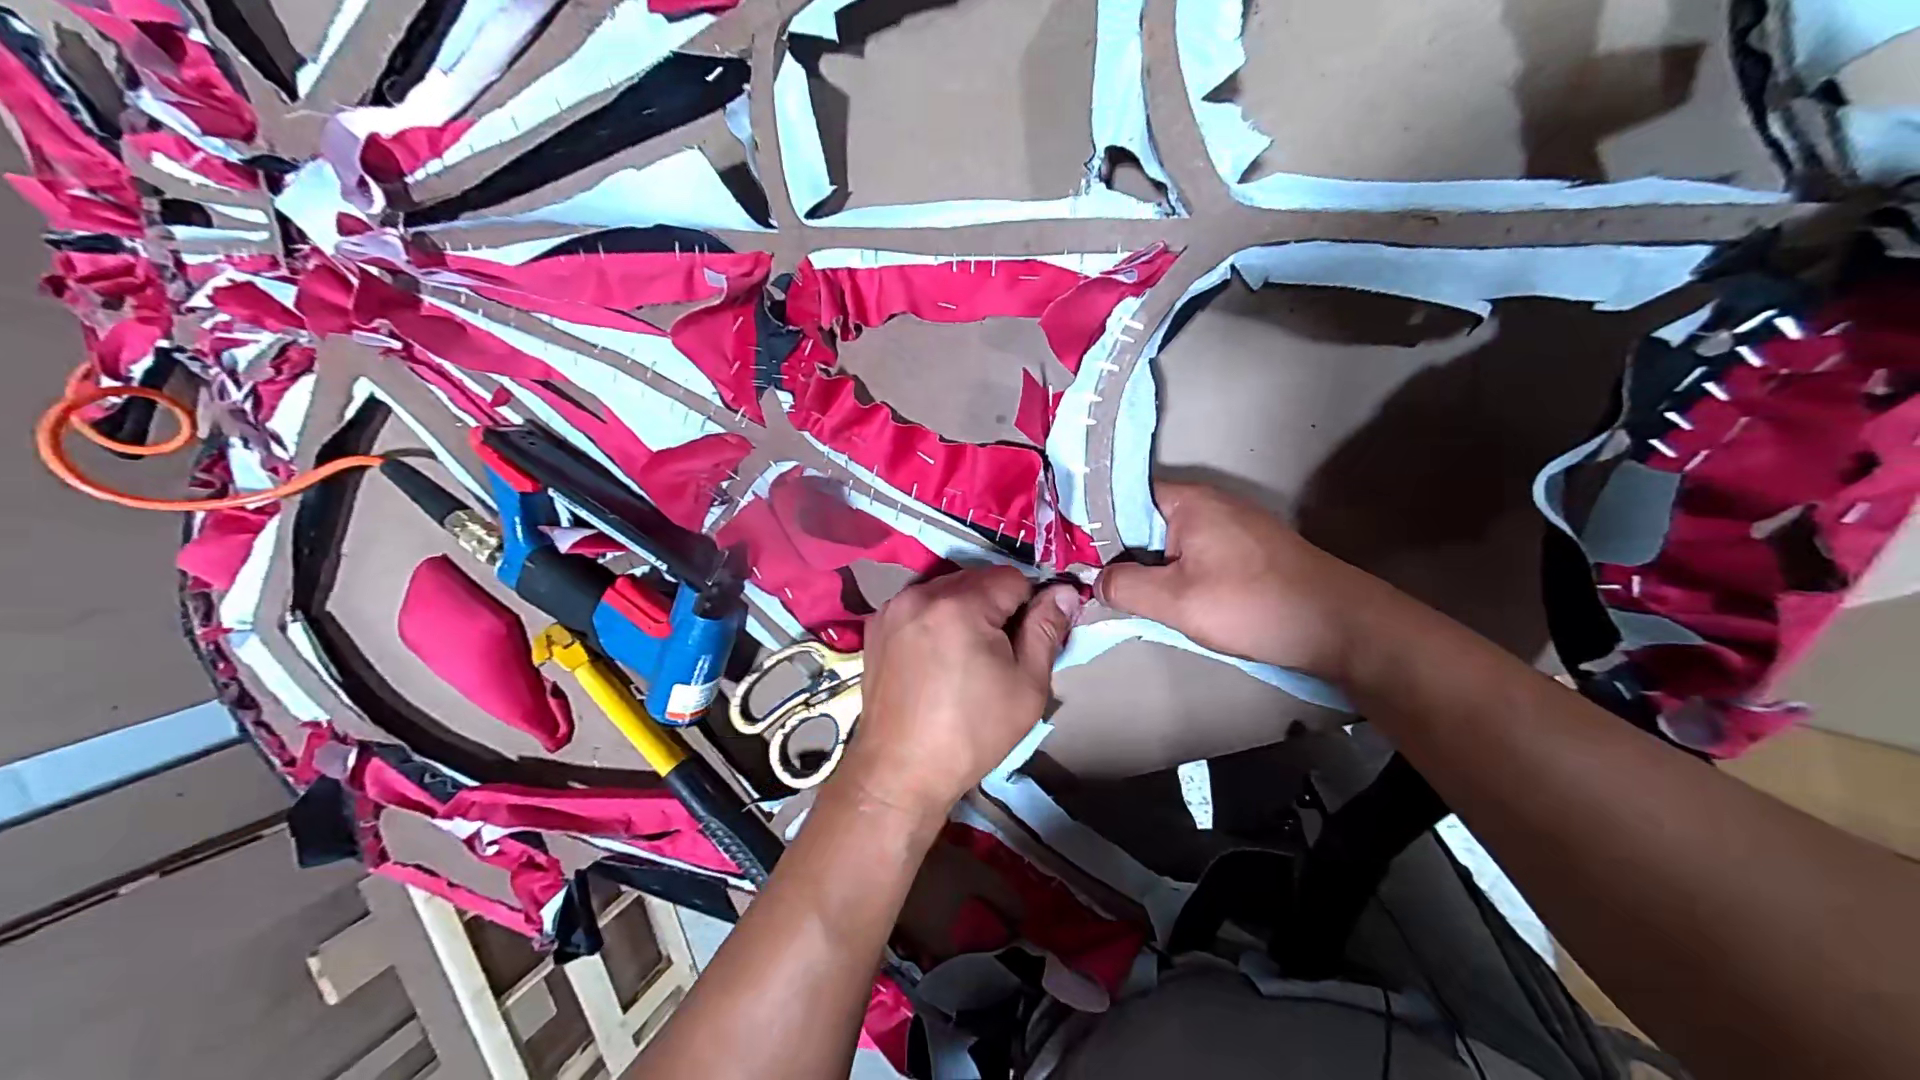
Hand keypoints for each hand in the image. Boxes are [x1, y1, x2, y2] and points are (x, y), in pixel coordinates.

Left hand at [835, 566, 1079, 821]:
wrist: (900, 771)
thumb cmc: (971, 733)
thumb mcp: (1027, 685)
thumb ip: (1047, 630)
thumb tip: (1064, 592)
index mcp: (960, 605)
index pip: (1013, 577)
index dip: (1030, 604)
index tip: (1028, 639)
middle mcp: (921, 594)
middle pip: (977, 578)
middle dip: (996, 605)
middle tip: (999, 653)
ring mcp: (893, 608)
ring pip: (946, 588)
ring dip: (964, 608)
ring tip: (966, 657)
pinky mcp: (876, 626)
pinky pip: (919, 605)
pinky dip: (935, 618)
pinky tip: (937, 658)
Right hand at [1095, 481, 1398, 682]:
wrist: (1342, 627)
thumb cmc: (1253, 605)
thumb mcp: (1176, 601)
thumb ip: (1125, 586)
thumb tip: (1095, 579)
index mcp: (1188, 501)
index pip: (1122, 496)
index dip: (1092, 523)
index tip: (1070, 552)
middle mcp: (1209, 504)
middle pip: (1144, 519)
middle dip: (1119, 550)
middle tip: (1092, 582)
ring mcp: (1230, 526)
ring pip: (1168, 541)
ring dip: (1148, 566)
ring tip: (1123, 595)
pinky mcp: (1245, 551)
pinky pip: (1193, 554)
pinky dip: (1174, 573)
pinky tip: (1166, 600)